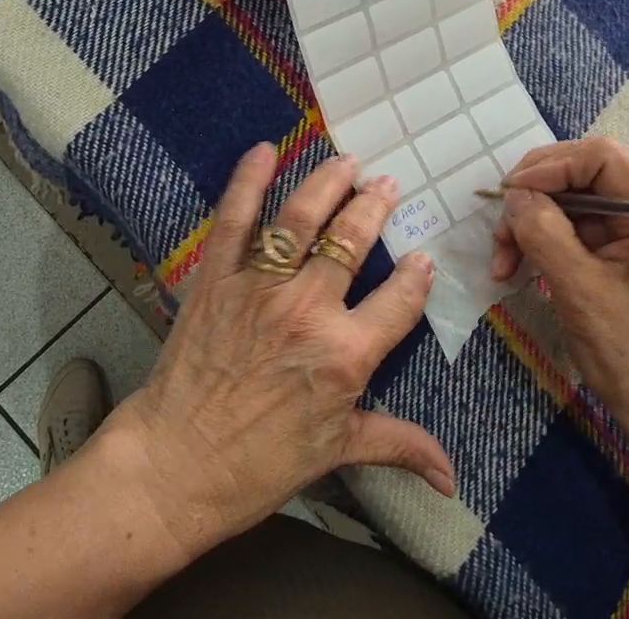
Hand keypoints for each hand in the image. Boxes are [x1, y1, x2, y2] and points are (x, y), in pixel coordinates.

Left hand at [92, 143, 452, 558]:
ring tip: (347, 162)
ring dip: (327, 184)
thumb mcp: (336, 452)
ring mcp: (259, 287)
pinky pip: (234, 220)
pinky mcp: (216, 278)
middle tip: (387, 184)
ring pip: (300, 220)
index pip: (398, 300)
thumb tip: (452, 478)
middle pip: (351, 243)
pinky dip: (247, 182)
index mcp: (346, 354)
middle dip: (374, 207)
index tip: (423, 257)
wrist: (176, 465)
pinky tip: (263, 150)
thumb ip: (398, 446)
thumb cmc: (259, 465)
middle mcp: (308, 309)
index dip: (417, 275)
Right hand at [492, 138, 628, 453]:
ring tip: (503, 260)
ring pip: (562, 200)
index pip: (603, 158)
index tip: (514, 193)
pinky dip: (532, 241)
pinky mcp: (604, 252)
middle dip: (533, 195)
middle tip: (503, 227)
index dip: (554, 164)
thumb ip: (545, 234)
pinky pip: (561, 227)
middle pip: (578, 174)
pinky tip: (513, 266)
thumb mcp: (579, 290)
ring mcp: (622, 234)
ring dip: (526, 222)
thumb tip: (514, 195)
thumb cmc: (627, 352)